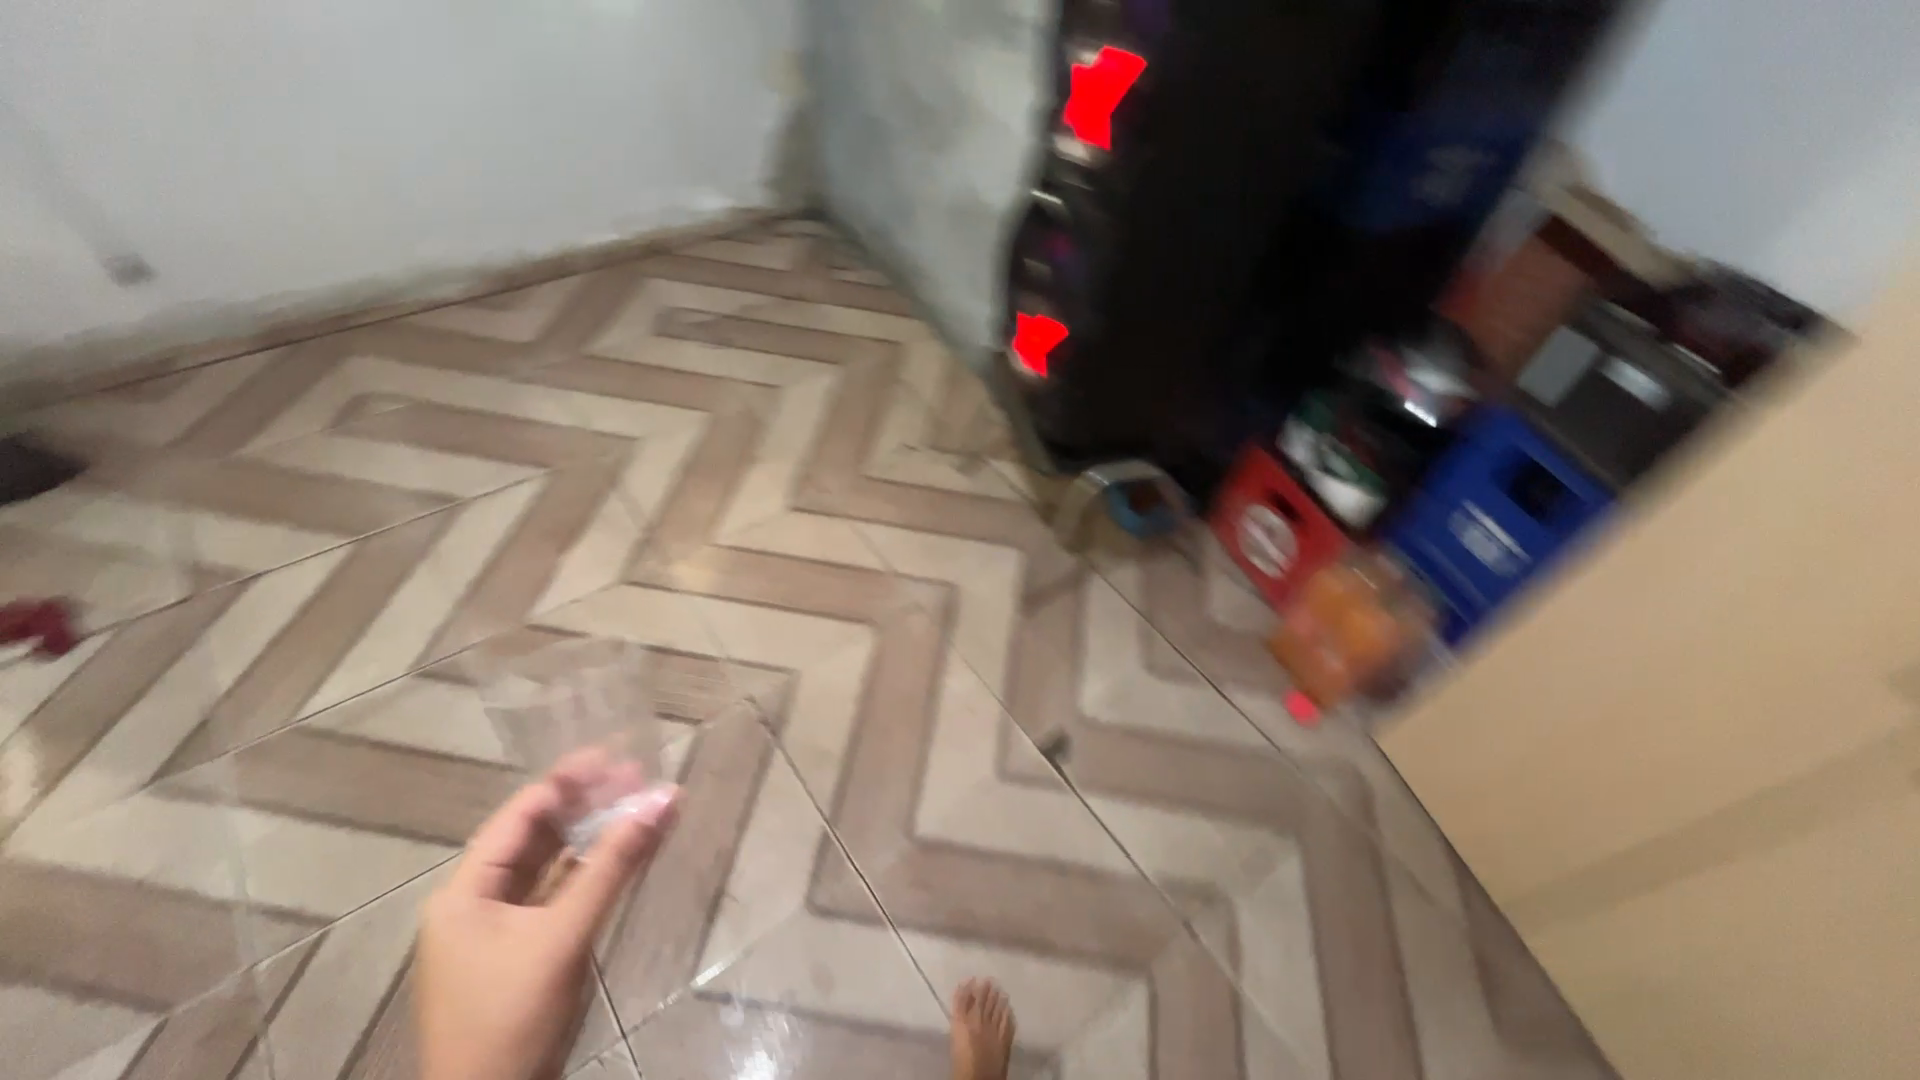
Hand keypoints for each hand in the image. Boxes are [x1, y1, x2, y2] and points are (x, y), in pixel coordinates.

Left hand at [415, 761, 679, 1079]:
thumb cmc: (513, 1017)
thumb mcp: (564, 936)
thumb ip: (614, 865)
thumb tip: (664, 799)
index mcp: (463, 892)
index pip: (519, 817)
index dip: (567, 782)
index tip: (616, 757)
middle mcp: (473, 903)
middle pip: (534, 838)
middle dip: (584, 806)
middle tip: (636, 777)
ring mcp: (495, 932)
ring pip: (547, 868)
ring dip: (590, 838)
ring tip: (636, 805)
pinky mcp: (519, 954)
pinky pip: (554, 897)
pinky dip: (588, 874)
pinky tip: (620, 854)